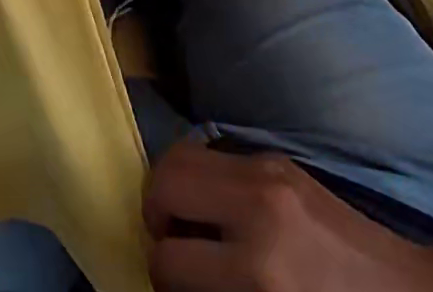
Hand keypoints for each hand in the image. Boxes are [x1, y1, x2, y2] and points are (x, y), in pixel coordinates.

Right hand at [144, 138, 432, 291]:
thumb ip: (213, 288)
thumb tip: (172, 267)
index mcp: (257, 268)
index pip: (168, 258)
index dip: (160, 276)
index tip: (174, 283)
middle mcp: (258, 207)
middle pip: (165, 182)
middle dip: (155, 214)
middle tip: (171, 242)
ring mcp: (269, 172)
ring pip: (181, 155)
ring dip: (173, 189)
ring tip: (191, 222)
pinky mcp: (278, 158)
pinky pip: (213, 154)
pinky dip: (202, 178)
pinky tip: (221, 209)